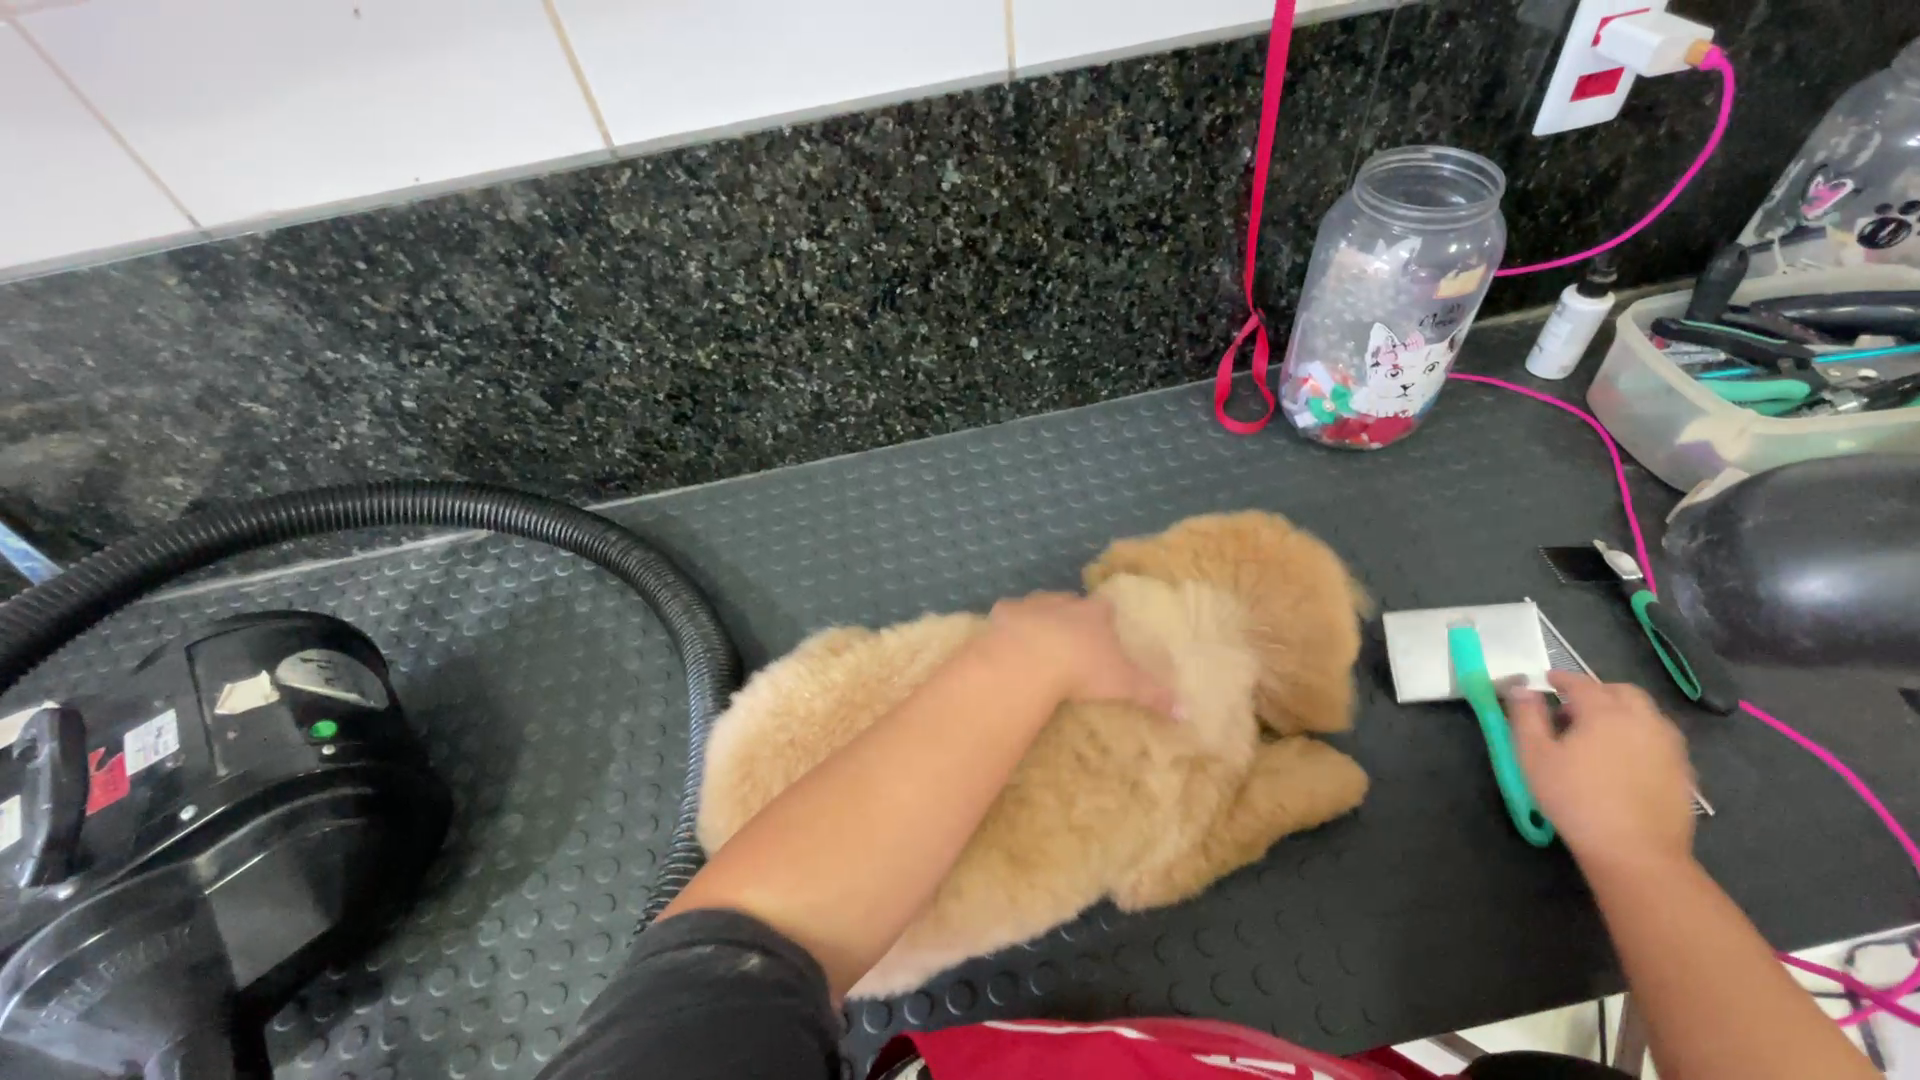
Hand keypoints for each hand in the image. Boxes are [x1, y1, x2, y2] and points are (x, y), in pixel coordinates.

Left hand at [984, 592, 1177, 717]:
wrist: (1031, 658)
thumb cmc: (1084, 668)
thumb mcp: (1125, 684)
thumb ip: (1154, 694)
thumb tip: (1185, 712)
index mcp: (1096, 614)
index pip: (1106, 608)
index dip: (1106, 620)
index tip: (1105, 634)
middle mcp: (1065, 602)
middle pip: (1071, 603)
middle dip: (1072, 617)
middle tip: (1071, 641)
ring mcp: (1032, 604)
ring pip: (1038, 604)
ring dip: (1039, 618)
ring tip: (1039, 642)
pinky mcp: (1004, 613)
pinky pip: (1007, 615)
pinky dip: (1008, 625)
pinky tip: (1006, 642)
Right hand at [1507, 672, 1695, 868]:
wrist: (1635, 850)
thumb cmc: (1574, 797)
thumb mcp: (1534, 756)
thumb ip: (1526, 716)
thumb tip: (1521, 688)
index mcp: (1605, 713)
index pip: (1582, 683)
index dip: (1562, 679)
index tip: (1547, 680)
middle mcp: (1644, 721)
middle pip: (1623, 692)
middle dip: (1598, 691)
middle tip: (1573, 706)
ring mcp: (1669, 747)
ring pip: (1647, 715)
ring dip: (1622, 712)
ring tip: (1598, 733)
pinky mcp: (1683, 772)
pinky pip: (1660, 740)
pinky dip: (1640, 736)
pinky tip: (1623, 759)